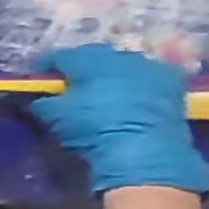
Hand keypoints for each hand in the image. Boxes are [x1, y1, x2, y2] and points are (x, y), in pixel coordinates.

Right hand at [28, 44, 208, 195]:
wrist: (144, 152)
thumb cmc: (90, 128)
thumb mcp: (52, 116)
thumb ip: (39, 101)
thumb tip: (35, 97)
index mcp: (87, 60)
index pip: (59, 56)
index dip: (45, 68)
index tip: (37, 81)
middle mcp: (119, 56)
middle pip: (93, 56)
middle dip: (80, 68)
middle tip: (68, 86)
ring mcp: (150, 69)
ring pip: (123, 65)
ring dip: (110, 75)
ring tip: (100, 93)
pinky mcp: (173, 85)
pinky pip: (149, 77)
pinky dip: (136, 84)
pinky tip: (129, 99)